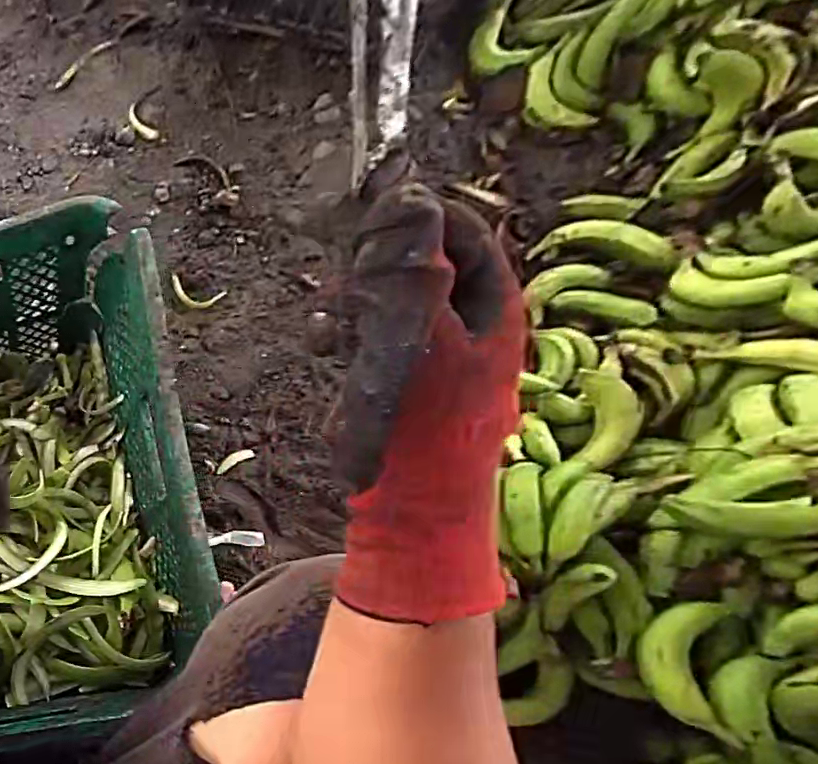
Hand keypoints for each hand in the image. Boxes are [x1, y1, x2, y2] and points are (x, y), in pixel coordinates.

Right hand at [331, 184, 525, 623]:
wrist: (410, 502)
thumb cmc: (431, 428)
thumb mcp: (428, 346)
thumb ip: (417, 279)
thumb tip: (408, 208)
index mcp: (492, 306)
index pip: (462, 234)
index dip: (420, 220)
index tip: (372, 219)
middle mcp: (460, 320)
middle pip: (415, 262)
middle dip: (374, 268)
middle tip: (345, 278)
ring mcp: (421, 347)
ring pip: (381, 298)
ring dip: (349, 303)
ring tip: (329, 326)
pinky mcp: (387, 373)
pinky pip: (362, 333)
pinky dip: (340, 333)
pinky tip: (325, 347)